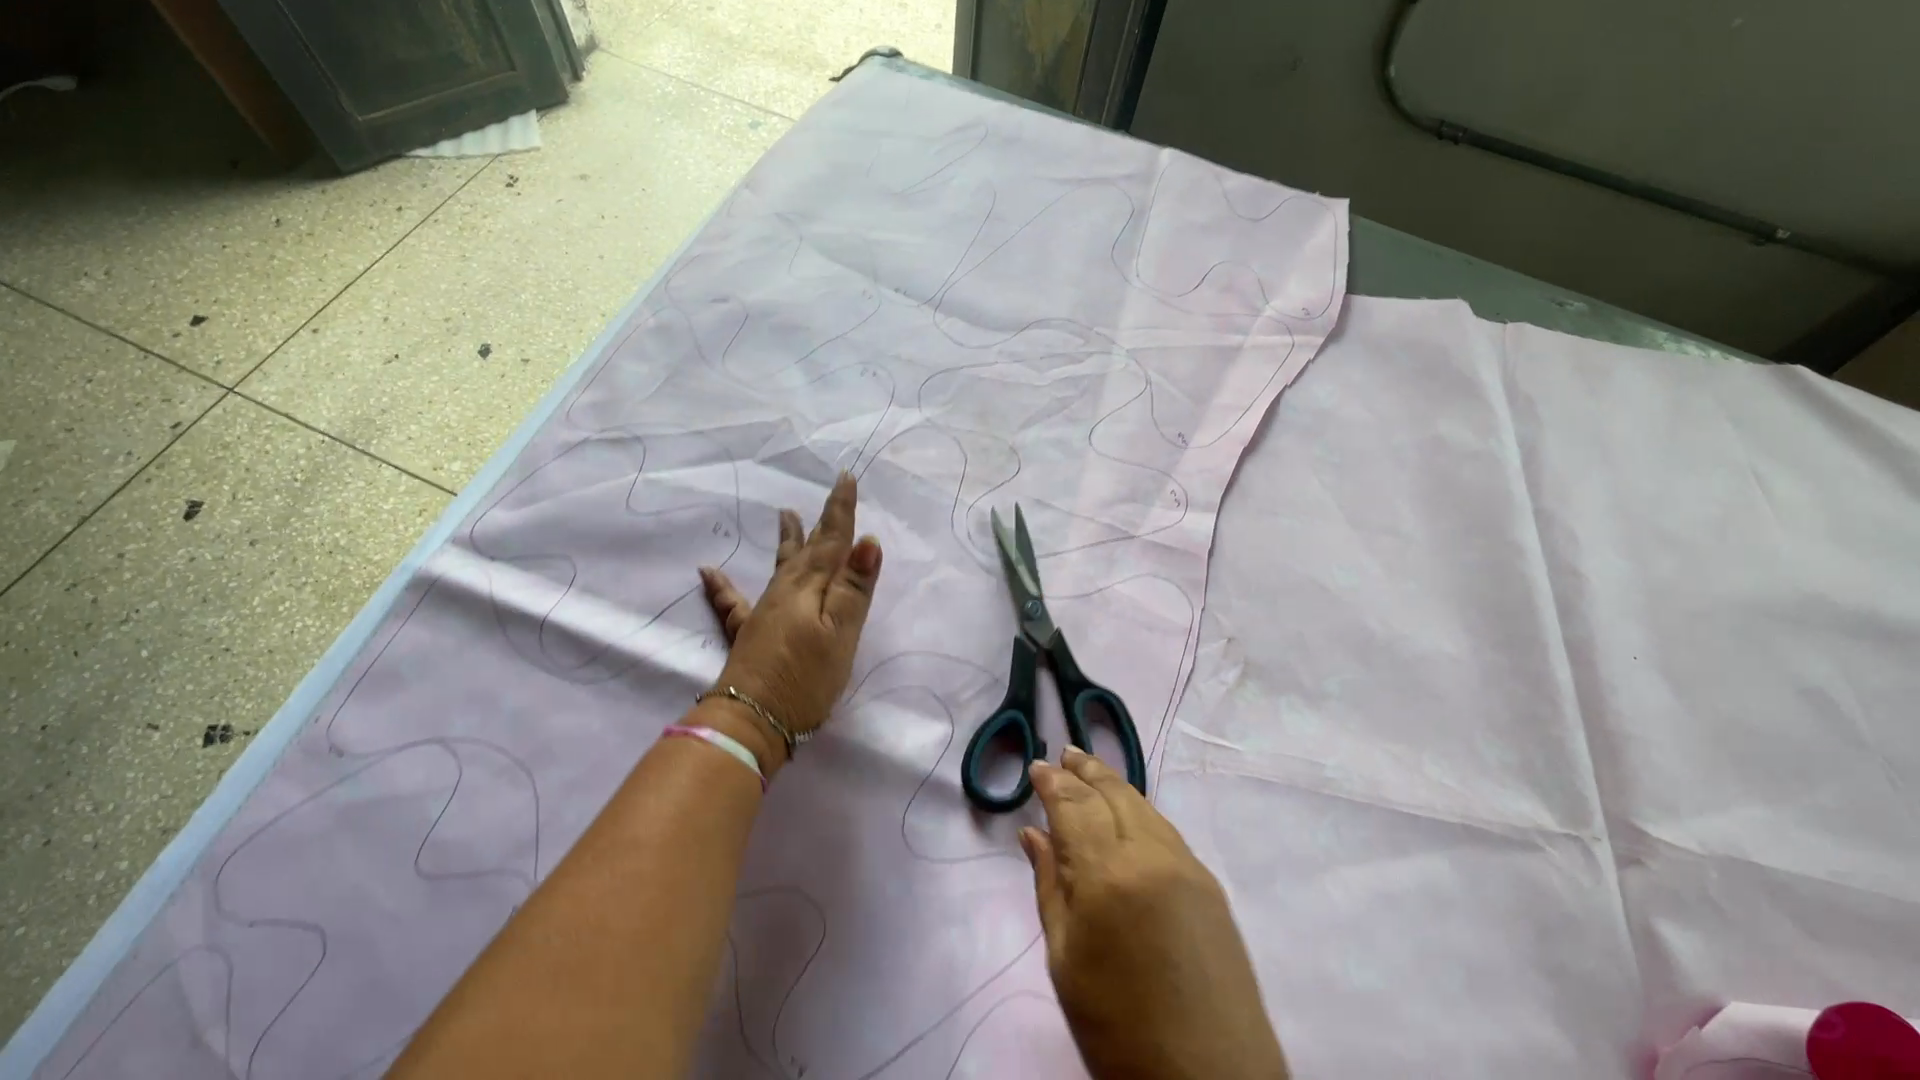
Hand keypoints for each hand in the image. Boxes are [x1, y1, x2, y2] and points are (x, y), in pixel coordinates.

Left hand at [698, 472, 882, 765]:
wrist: (750, 720)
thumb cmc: (804, 678)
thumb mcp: (840, 634)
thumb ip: (853, 589)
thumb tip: (868, 541)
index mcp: (810, 587)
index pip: (831, 541)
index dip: (840, 511)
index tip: (845, 478)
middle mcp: (785, 591)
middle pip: (807, 550)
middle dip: (820, 522)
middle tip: (825, 495)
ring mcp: (763, 613)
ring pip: (780, 567)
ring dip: (787, 540)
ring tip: (785, 515)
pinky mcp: (748, 635)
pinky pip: (733, 601)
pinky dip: (722, 585)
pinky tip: (707, 572)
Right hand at [1022, 748, 1287, 1079]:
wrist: (1208, 1078)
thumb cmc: (1117, 1027)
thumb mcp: (1066, 958)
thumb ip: (1051, 886)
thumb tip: (1034, 834)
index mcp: (1109, 874)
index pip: (1075, 807)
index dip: (1053, 783)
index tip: (1036, 765)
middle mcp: (1152, 856)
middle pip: (1115, 795)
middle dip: (1086, 771)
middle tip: (1064, 752)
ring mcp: (1188, 868)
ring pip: (1145, 808)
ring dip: (1114, 785)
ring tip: (1090, 770)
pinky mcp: (1210, 887)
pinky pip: (1166, 831)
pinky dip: (1140, 812)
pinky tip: (1128, 814)